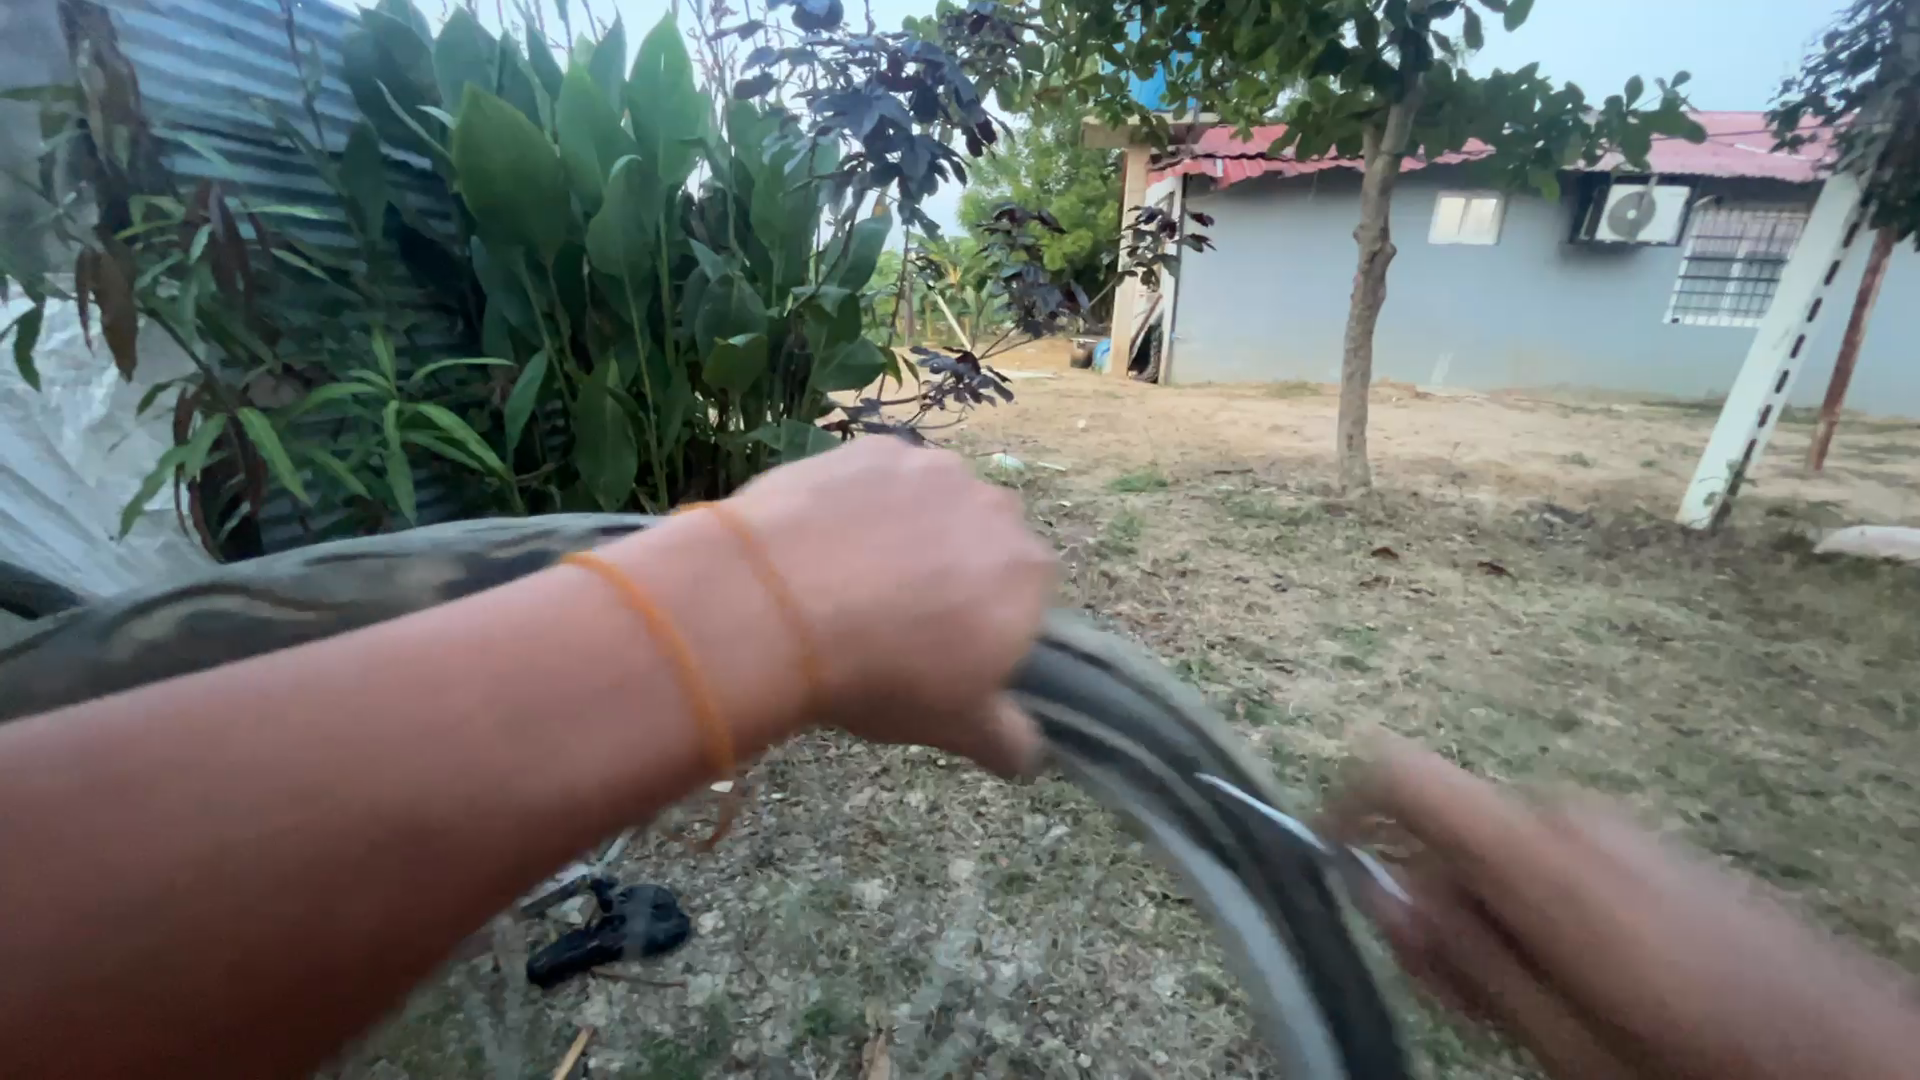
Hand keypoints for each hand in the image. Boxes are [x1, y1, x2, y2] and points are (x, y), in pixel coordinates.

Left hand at [722, 437, 1055, 775]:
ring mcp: (931, 468)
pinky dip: (864, 501)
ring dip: (911, 529)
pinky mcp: (873, 447)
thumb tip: (1030, 758)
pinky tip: (826, 537)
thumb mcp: (956, 725)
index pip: (1025, 595)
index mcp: (1028, 571)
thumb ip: (1008, 741)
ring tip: (853, 573)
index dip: (987, 621)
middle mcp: (994, 506)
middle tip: (897, 612)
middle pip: (982, 540)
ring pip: (934, 502)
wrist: (777, 607)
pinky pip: (881, 477)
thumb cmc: (883, 672)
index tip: (943, 645)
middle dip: (955, 569)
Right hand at [1328, 738, 1919, 1079]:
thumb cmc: (1697, 1062)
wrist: (1876, 1067)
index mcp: (1536, 852)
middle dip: (1425, 893)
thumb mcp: (1556, 1036)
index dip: (1343, 802)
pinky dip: (1526, 899)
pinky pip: (1544, 848)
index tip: (1327, 857)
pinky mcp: (1639, 839)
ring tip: (1523, 991)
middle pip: (1441, 823)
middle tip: (1451, 981)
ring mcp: (1610, 822)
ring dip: (1478, 905)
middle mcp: (1566, 814)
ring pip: (1490, 841)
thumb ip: (1458, 953)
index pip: (1397, 774)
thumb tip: (1374, 888)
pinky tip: (1573, 970)